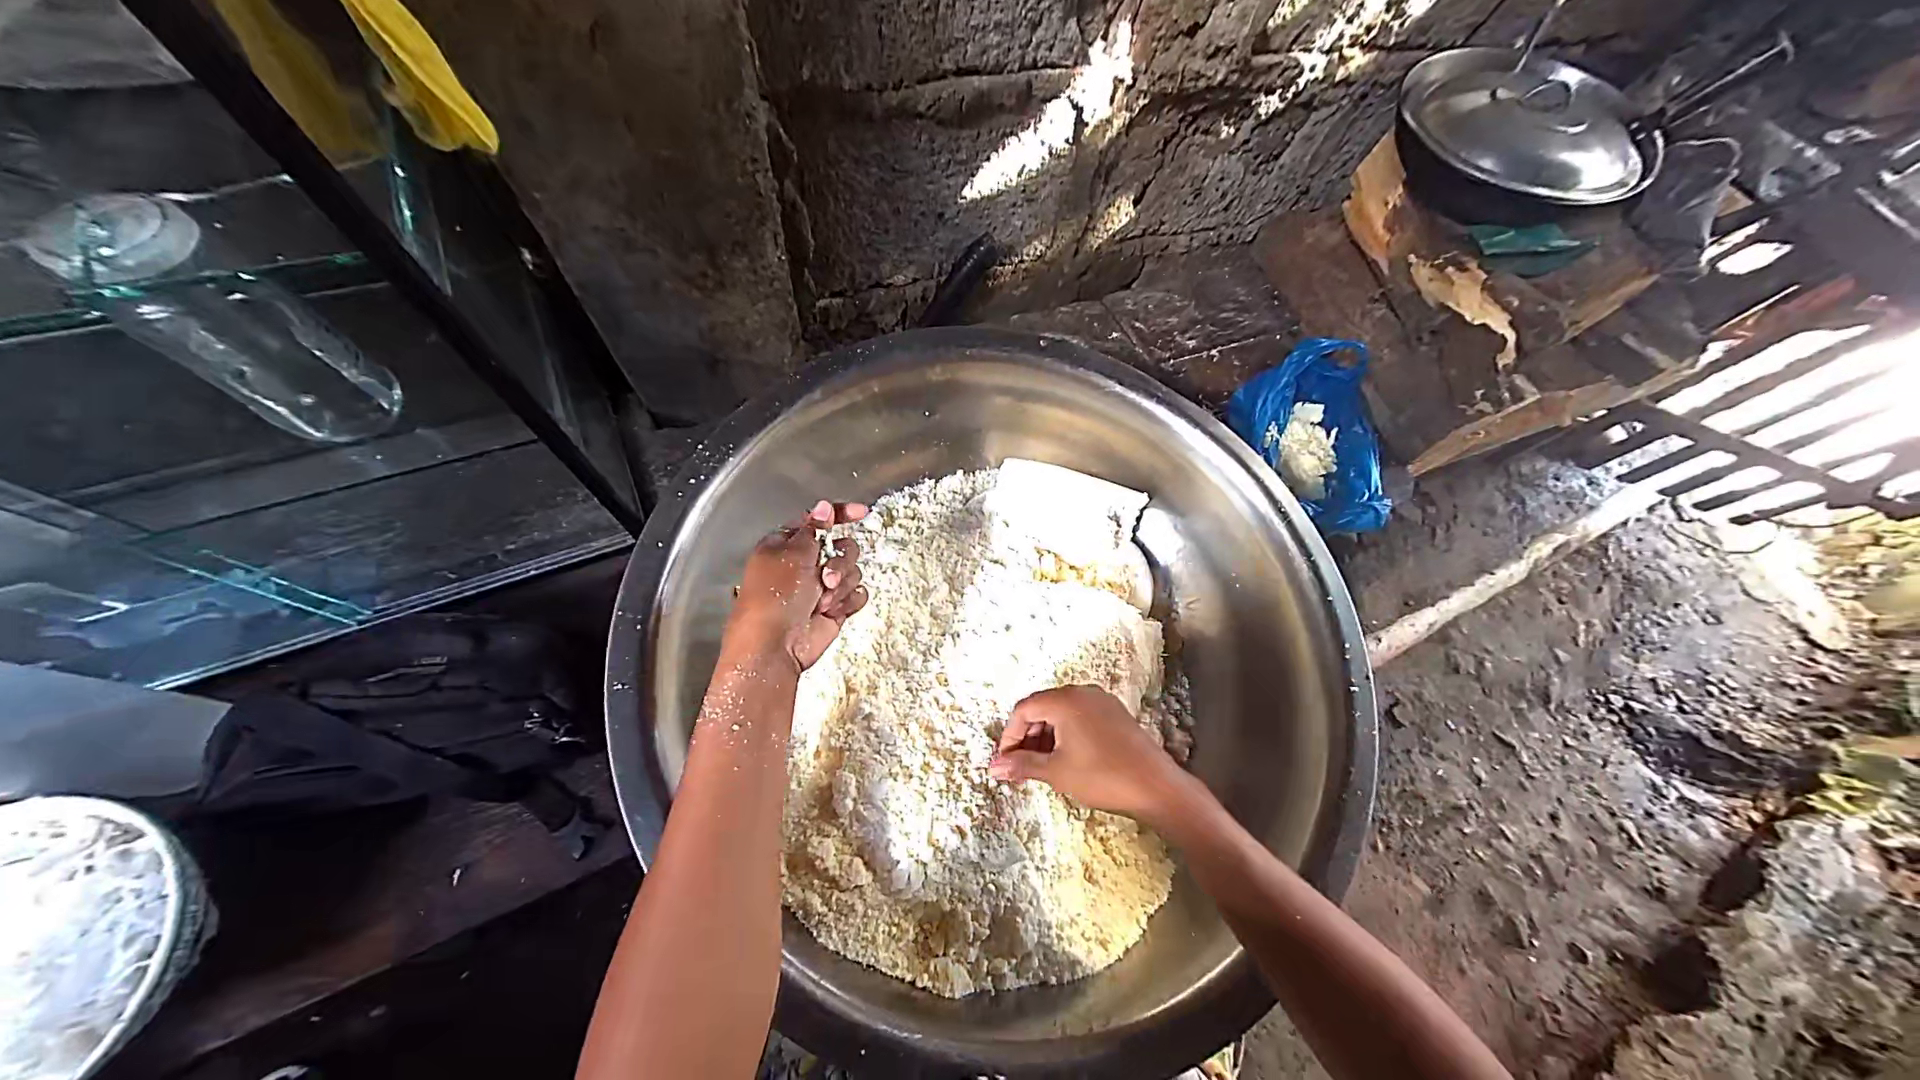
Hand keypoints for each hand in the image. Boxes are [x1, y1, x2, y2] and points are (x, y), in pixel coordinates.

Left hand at [726, 500, 868, 672]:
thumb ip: (814, 528)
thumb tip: (825, 507)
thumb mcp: (793, 554)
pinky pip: (857, 594)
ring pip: (852, 571)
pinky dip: (848, 601)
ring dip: (841, 584)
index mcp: (788, 545)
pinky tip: (833, 610)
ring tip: (823, 600)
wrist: (775, 645)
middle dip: (840, 561)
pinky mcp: (835, 608)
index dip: (841, 515)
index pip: (819, 522)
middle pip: (842, 547)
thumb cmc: (773, 597)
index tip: (862, 512)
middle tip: (826, 576)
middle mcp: (805, 565)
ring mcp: (821, 588)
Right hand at [989, 685, 1195, 824]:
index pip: (1023, 709)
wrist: (1156, 787)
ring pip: (1061, 713)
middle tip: (1020, 766)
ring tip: (1042, 767)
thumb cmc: (1103, 776)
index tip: (1005, 761)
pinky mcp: (1115, 714)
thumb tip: (994, 768)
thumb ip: (1022, 765)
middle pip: (1041, 708)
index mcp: (1065, 700)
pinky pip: (1079, 718)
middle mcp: (1083, 693)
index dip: (1009, 736)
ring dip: (1046, 738)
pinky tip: (1066, 760)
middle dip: (1027, 737)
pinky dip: (1066, 735)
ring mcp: (1101, 702)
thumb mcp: (1056, 772)